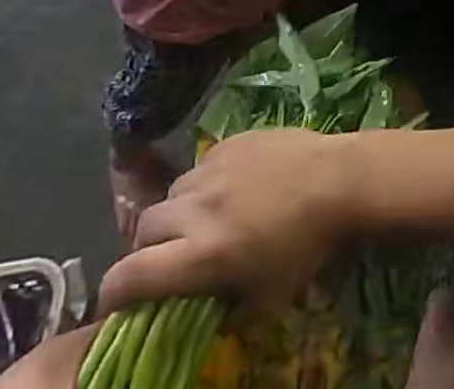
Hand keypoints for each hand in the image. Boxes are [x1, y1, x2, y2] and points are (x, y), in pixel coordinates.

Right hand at [96, 129, 359, 314]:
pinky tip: (233, 186)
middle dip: (147, 247)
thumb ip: (229, 309)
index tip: (116, 302)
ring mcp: (212, 168)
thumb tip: (208, 312)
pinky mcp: (230, 141)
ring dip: (177, 211)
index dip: (114, 293)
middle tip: (168, 256)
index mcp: (201, 253)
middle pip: (144, 227)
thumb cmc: (308, 244)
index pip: (131, 275)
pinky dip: (205, 181)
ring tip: (204, 217)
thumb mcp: (270, 296)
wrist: (339, 180)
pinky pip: (202, 164)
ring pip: (173, 192)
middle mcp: (196, 208)